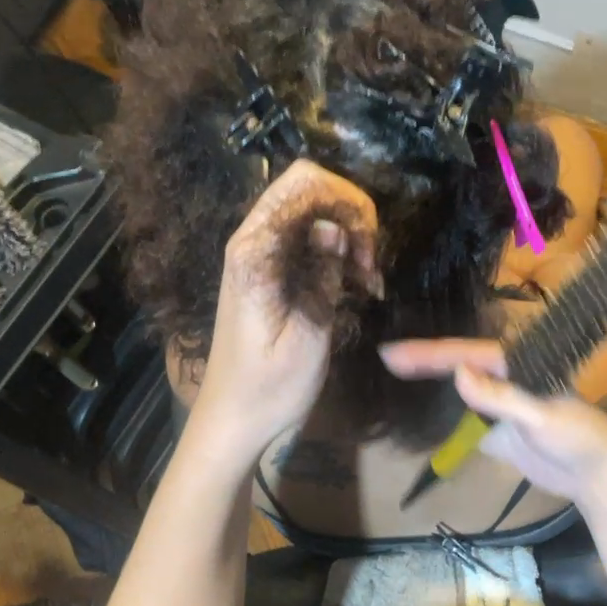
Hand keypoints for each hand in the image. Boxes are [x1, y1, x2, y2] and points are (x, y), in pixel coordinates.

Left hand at [194, 161, 381, 450]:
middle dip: (352, 217)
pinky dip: (338, 253)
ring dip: (349, 237)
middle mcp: (253, 241)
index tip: (370, 250)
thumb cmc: (269, 390)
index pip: (304, 183)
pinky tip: (355, 285)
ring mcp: (260, 256)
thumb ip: (322, 276)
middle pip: (310, 190)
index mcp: (256, 250)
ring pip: (313, 214)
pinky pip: (308, 241)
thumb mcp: (307, 337)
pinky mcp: (270, 274)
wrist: (234, 422)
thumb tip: (335, 229)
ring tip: (368, 283)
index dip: (348, 201)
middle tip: (372, 268)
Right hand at [380, 339, 606, 502]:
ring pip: (459, 392)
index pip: (464, 355)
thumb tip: (458, 374)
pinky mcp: (499, 434)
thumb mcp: (541, 416)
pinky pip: (466, 421)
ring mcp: (500, 408)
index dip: (428, 353)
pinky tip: (422, 414)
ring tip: (395, 378)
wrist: (597, 476)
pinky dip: (445, 417)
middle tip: (386, 358)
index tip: (392, 352)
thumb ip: (502, 397)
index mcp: (517, 366)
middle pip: (456, 368)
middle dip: (423, 362)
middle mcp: (505, 381)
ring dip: (431, 386)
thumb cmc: (579, 438)